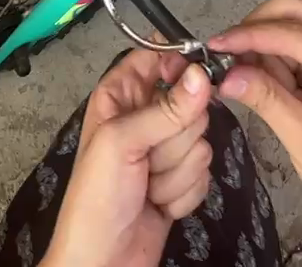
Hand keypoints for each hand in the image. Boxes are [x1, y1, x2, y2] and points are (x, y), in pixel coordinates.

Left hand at [41, 51, 213, 266]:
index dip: (178, 63)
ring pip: (200, 139)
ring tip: (148, 186)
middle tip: (149, 156)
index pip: (157, 56)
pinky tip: (160, 204)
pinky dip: (184, 192)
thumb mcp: (123, 143)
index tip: (195, 78)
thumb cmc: (96, 198)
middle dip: (176, 135)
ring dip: (177, 170)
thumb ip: (166, 109)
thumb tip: (201, 74)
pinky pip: (204, 171)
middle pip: (189, 100)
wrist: (103, 263)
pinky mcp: (180, 179)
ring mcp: (163, 149)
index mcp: (121, 94)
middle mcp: (144, 115)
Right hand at [211, 0, 301, 266]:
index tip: (216, 44)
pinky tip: (248, 74)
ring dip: (259, 42)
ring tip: (232, 69)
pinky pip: (289, 51)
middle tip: (224, 52)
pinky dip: (266, 57)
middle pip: (296, 14)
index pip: (298, 35)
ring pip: (290, 27)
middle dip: (257, 27)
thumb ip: (268, 101)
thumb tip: (226, 74)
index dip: (254, 35)